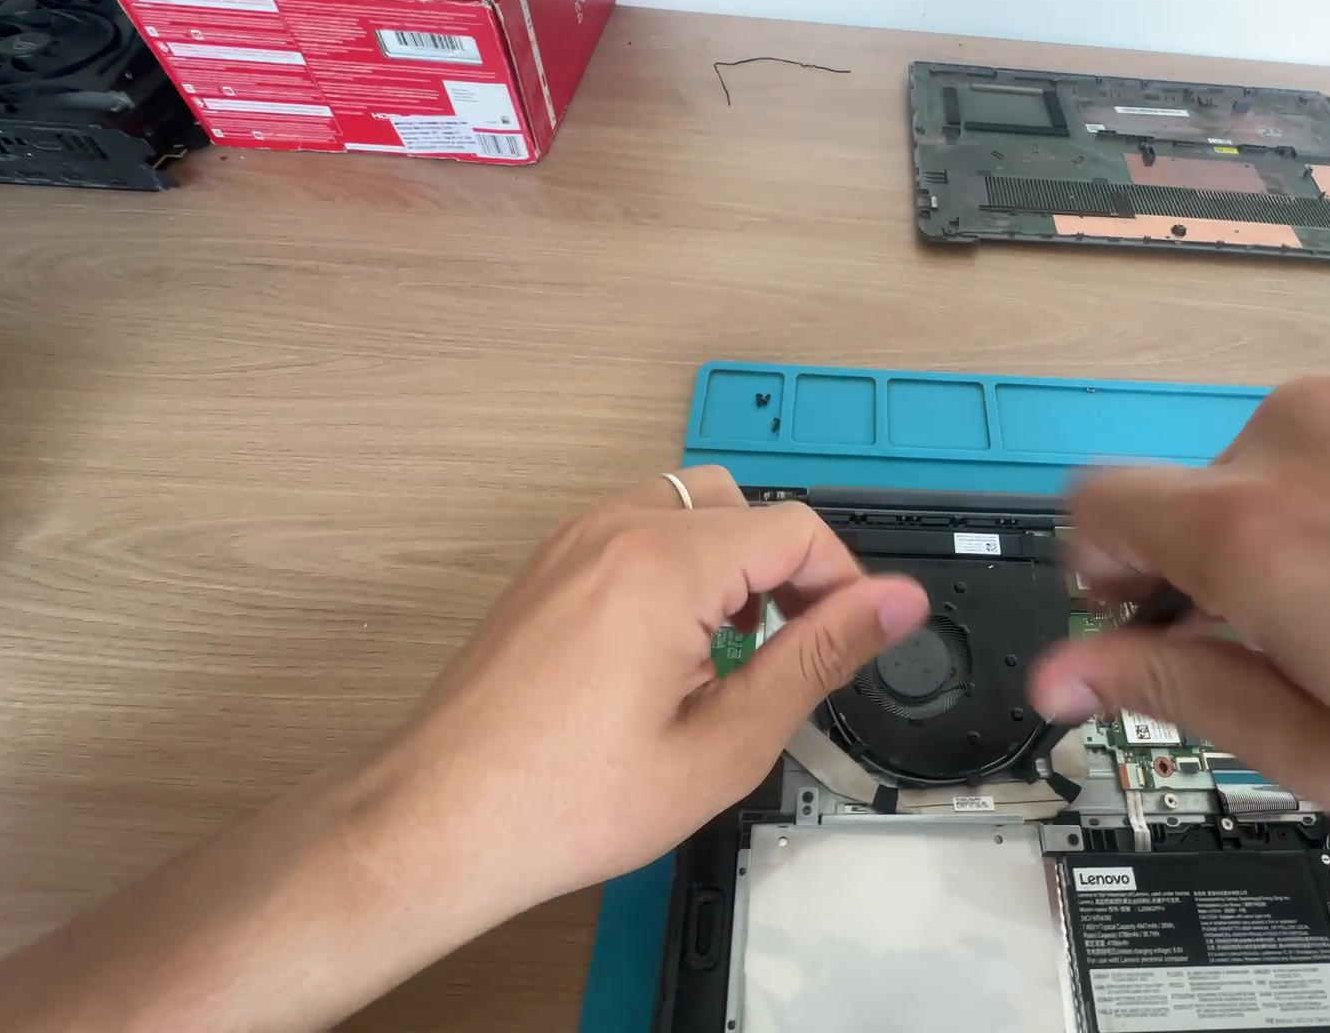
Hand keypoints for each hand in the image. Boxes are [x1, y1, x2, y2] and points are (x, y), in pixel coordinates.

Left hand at [0, 467, 929, 1032]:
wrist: (430, 822)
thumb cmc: (573, 799)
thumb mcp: (725, 745)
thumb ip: (820, 657)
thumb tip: (899, 603)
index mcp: (665, 563)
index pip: (799, 529)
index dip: (844, 585)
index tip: (846, 645)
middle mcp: (620, 524)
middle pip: (752, 510)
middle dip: (792, 575)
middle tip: (785, 656)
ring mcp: (580, 534)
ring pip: (703, 508)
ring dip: (740, 565)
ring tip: (729, 650)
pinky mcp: (558, 554)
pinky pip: (652, 524)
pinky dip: (690, 563)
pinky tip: (672, 640)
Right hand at [1031, 346, 1329, 886]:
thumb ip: (1177, 690)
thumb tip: (1063, 675)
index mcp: (1254, 528)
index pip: (1096, 507)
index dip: (1097, 565)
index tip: (1138, 612)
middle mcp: (1297, 430)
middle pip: (1188, 494)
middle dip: (1208, 568)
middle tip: (1294, 649)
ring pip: (1268, 462)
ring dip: (1288, 528)